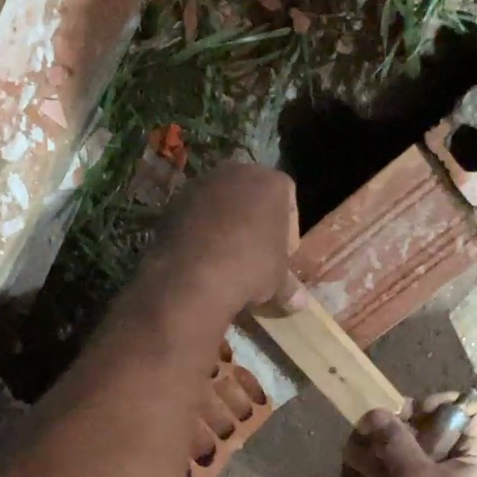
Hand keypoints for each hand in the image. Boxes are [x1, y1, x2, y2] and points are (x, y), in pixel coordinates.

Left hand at [153, 161, 302, 309]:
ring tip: (226, 260)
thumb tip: (301, 304)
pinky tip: (202, 259)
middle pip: (253, 196)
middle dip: (256, 223)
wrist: (194, 274)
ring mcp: (202, 182)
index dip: (287, 232)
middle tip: (255, 257)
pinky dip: (201, 231)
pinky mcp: (175, 200)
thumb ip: (289, 287)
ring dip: (227, 226)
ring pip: (222, 203)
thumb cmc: (251, 268)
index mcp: (273, 182)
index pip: (288, 200)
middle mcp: (238, 171)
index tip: (282, 258)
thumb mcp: (278, 282)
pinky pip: (196, 214)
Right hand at [350, 395, 476, 476]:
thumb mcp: (413, 476)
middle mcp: (468, 464)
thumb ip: (396, 440)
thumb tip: (377, 413)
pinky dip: (394, 467)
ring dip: (396, 445)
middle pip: (443, 426)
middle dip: (409, 424)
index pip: (473, 409)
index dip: (444, 404)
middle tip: (381, 430)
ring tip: (370, 449)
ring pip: (425, 448)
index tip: (413, 415)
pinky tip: (372, 472)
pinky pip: (414, 471)